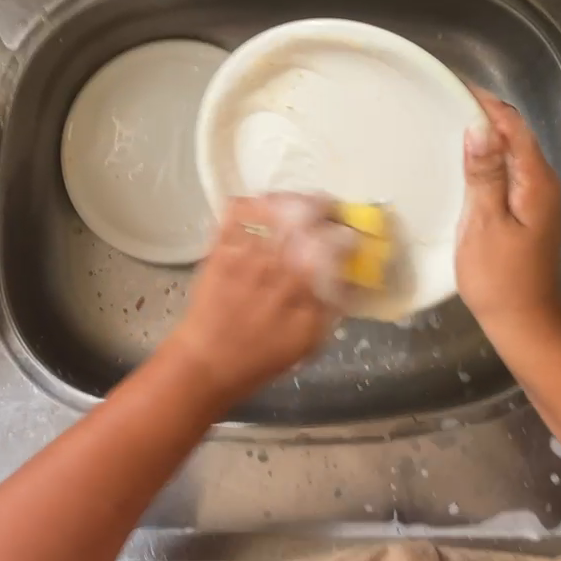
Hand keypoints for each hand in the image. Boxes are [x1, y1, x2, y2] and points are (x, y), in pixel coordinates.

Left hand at [163, 195, 349, 402]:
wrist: (209, 360)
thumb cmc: (263, 356)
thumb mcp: (310, 339)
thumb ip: (332, 305)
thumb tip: (350, 276)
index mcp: (305, 289)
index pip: (336, 247)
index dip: (347, 236)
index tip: (349, 236)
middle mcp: (278, 266)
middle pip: (306, 218)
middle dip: (323, 207)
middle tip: (328, 210)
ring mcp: (246, 253)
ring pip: (274, 208)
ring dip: (292, 200)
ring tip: (299, 204)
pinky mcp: (221, 246)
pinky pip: (238, 211)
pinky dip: (254, 202)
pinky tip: (265, 206)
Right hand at [457, 88, 560, 335]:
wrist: (523, 323)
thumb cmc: (499, 278)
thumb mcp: (484, 224)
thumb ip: (484, 175)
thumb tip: (479, 127)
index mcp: (535, 181)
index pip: (513, 125)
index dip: (485, 102)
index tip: (450, 86)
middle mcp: (542, 182)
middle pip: (515, 134)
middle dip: (482, 113)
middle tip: (440, 101)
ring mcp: (537, 197)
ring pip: (511, 151)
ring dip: (483, 134)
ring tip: (445, 122)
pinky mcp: (527, 210)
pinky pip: (507, 170)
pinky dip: (486, 158)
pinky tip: (462, 161)